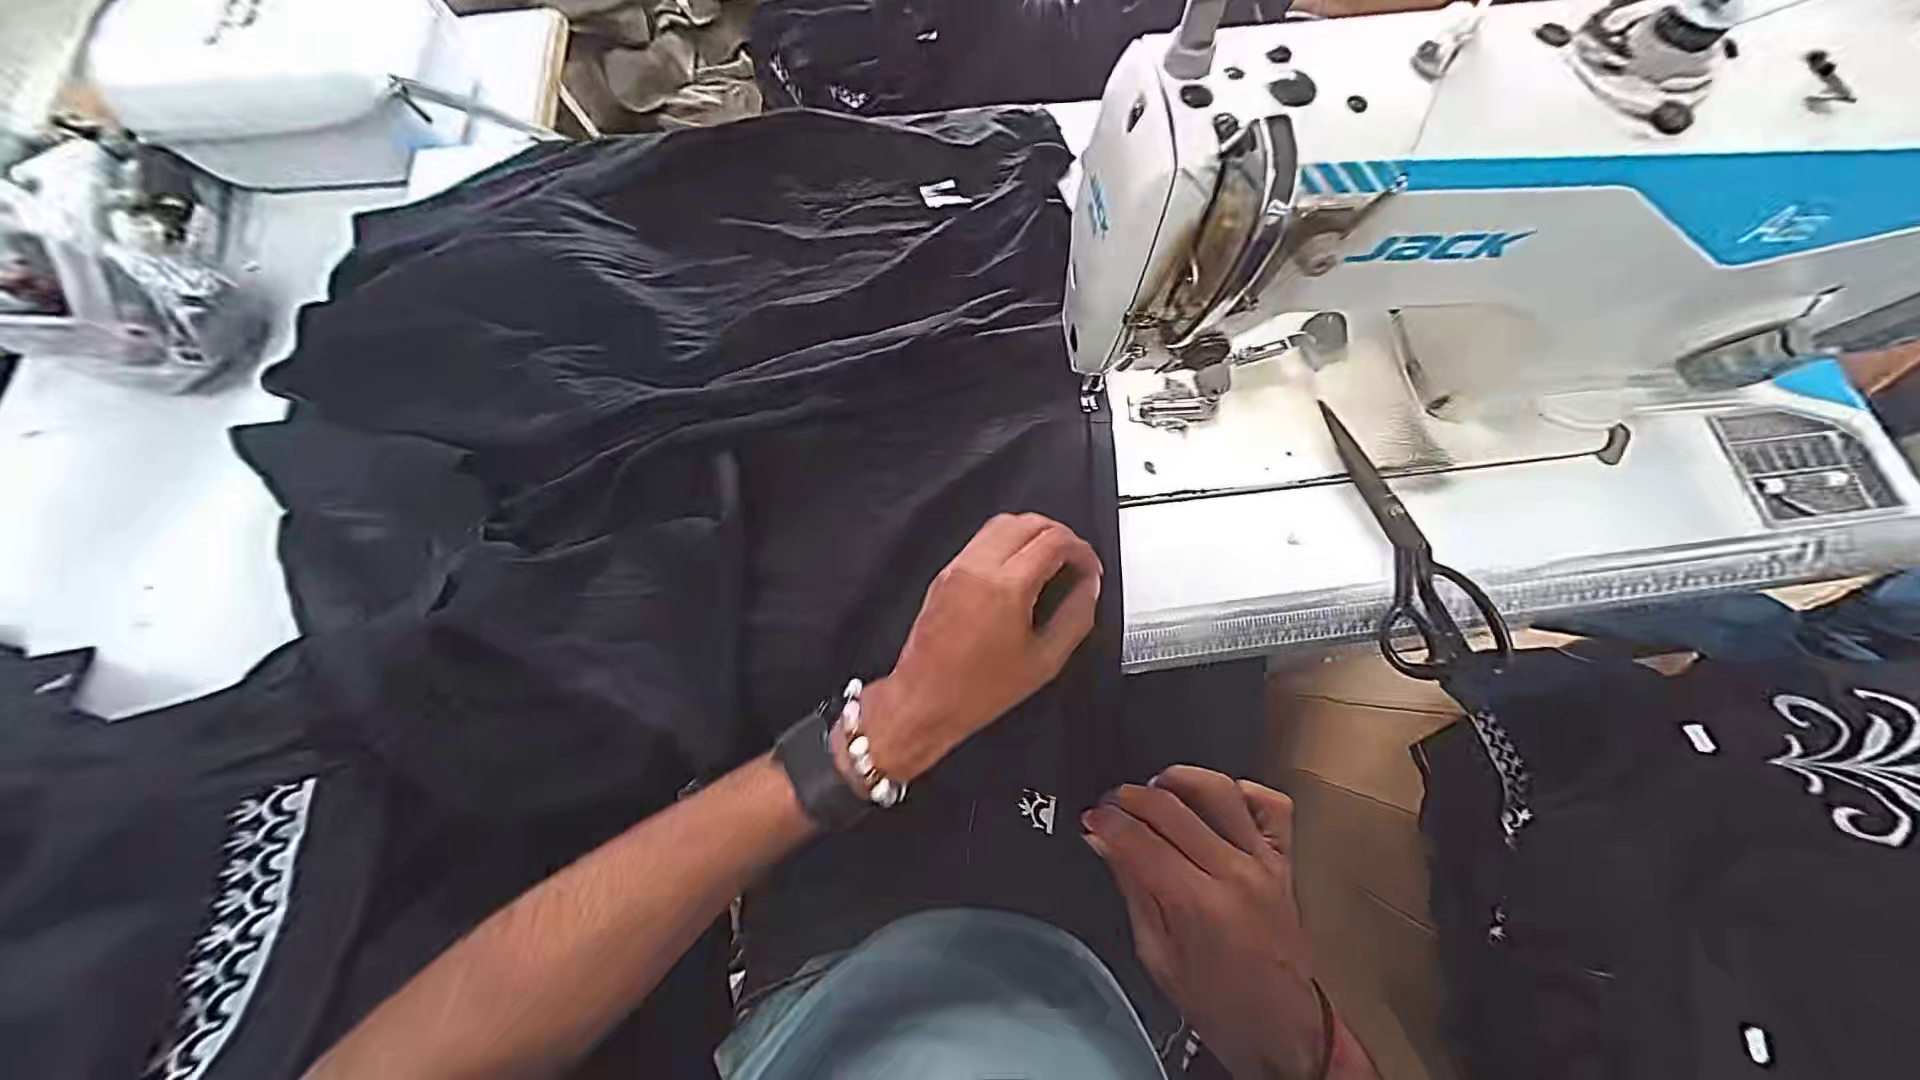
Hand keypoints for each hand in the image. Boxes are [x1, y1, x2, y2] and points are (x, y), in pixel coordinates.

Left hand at [861, 513, 1101, 781]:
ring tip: (1049, 560)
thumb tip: (1088, 589)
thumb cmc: (975, 690)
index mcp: (1005, 587)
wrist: (926, 699)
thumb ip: (1075, 618)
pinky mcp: (944, 574)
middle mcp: (978, 568)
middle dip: (1060, 534)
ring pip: (1002, 523)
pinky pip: (981, 540)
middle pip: (1029, 521)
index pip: (1054, 541)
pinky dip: (1007, 542)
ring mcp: (957, 568)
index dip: (1082, 550)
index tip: (1089, 567)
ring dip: (1032, 533)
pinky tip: (1018, 568)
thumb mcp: (1044, 661)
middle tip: (1074, 558)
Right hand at [1084, 767, 1372, 1079]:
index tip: (1092, 818)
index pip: (1139, 840)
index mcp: (1198, 906)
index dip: (1106, 821)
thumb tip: (1104, 841)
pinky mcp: (1283, 861)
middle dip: (1129, 797)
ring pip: (1218, 790)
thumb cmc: (1221, 1006)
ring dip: (1178, 780)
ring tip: (1157, 789)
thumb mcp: (1158, 955)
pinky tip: (1213, 800)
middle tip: (1112, 804)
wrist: (1286, 1033)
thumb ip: (1131, 888)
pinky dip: (1240, 791)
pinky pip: (1270, 804)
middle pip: (1170, 807)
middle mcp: (1234, 876)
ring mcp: (1263, 864)